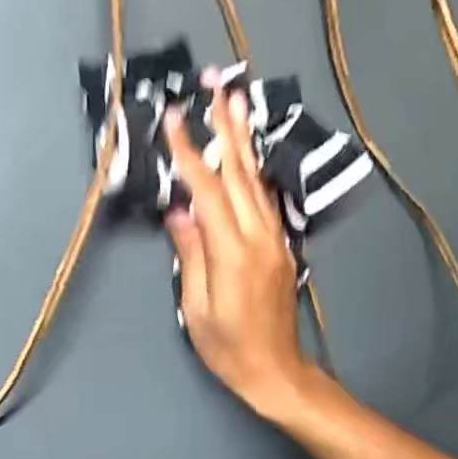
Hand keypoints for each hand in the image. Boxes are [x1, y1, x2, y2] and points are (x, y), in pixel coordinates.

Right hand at [162, 80, 316, 417]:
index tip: (174, 117)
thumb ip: (190, 256)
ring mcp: (276, 244)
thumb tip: (180, 212)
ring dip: (246, 144)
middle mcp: (260, 240)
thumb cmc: (229, 349)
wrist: (277, 371)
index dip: (190, 153)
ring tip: (237, 106)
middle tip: (219, 87)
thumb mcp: (197, 309)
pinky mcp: (283, 252)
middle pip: (241, 176)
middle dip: (228, 129)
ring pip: (258, 185)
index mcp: (234, 254)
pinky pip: (267, 204)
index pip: (209, 191)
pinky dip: (255, 175)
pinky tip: (250, 159)